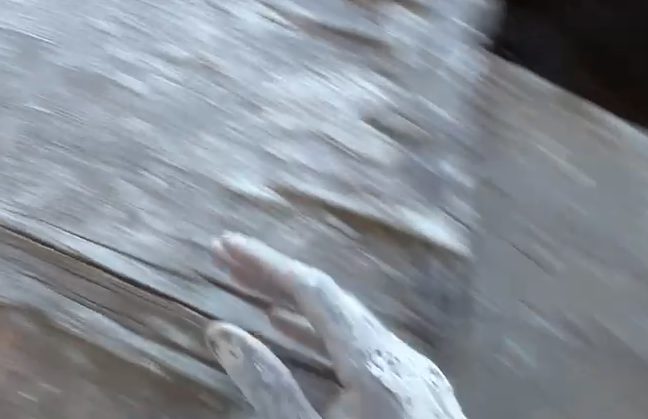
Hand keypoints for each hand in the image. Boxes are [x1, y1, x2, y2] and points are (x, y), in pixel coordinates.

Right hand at [204, 235, 463, 418]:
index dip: (265, 262)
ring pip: (349, 322)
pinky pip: (365, 346)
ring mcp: (423, 384)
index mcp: (380, 369)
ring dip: (294, 301)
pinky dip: (320, 330)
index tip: (222, 243)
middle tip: (225, 258)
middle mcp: (406, 365)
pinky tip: (291, 332)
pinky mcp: (426, 404)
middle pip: (333, 300)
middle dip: (275, 275)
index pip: (314, 291)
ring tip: (249, 290)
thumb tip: (221, 329)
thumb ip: (269, 388)